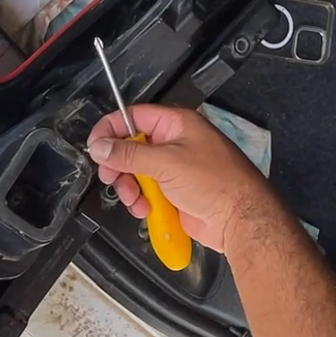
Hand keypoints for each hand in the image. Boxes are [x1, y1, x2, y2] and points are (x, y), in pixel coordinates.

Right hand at [86, 105, 281, 252]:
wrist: (240, 219)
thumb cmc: (216, 183)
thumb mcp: (166, 163)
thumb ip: (129, 154)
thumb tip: (100, 146)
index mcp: (176, 124)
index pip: (134, 117)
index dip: (111, 129)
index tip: (95, 145)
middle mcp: (175, 143)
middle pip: (131, 147)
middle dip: (118, 164)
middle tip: (110, 177)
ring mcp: (175, 169)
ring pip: (136, 172)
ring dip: (129, 188)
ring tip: (134, 200)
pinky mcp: (174, 192)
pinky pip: (147, 192)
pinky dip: (141, 201)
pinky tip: (146, 210)